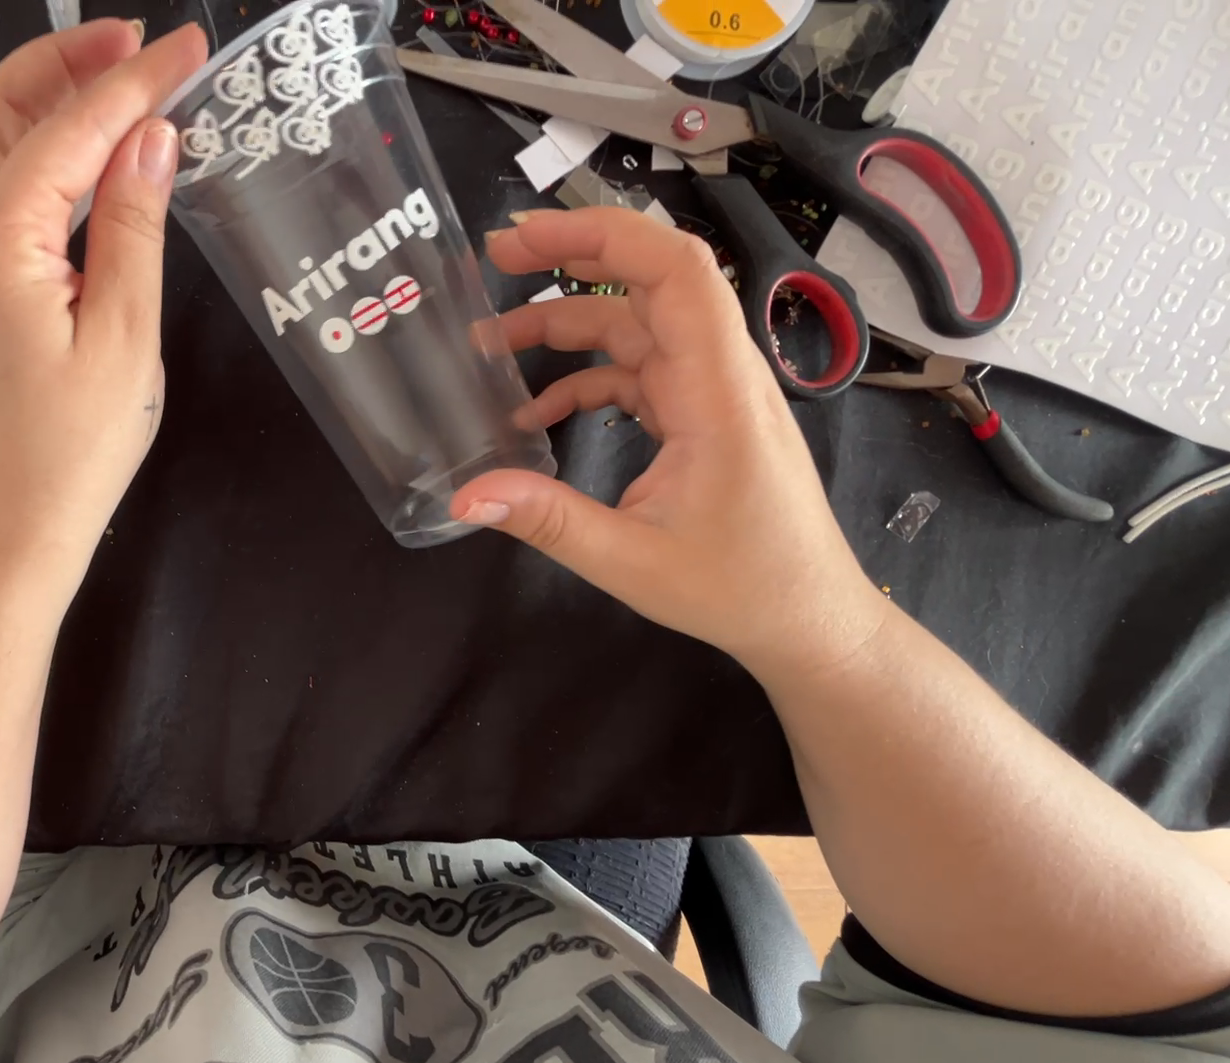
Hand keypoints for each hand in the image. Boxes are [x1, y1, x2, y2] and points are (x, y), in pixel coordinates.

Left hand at [0, 19, 207, 570]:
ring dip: (50, 97)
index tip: (188, 49)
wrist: (26, 508)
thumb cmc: (80, 439)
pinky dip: (42, 149)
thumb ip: (134, 227)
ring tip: (119, 82)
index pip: (73, 129)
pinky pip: (0, 185)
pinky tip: (88, 157)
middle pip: (3, 107)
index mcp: (2, 238)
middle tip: (140, 44)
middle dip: (71, 61)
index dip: (134, 82)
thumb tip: (150, 140)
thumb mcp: (125, 332)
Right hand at [452, 207, 889, 677]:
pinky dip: (582, 381)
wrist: (807, 618)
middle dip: (569, 259)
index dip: (598, 236)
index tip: (522, 238)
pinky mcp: (697, 416)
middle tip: (493, 261)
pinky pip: (634, 375)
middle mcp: (718, 375)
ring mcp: (709, 393)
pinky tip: (536, 415)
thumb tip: (463, 496)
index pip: (672, 273)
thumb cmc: (737, 587)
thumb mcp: (630, 560)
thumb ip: (547, 520)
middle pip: (647, 283)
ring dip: (564, 328)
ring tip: (491, 346)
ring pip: (633, 328)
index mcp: (716, 392)